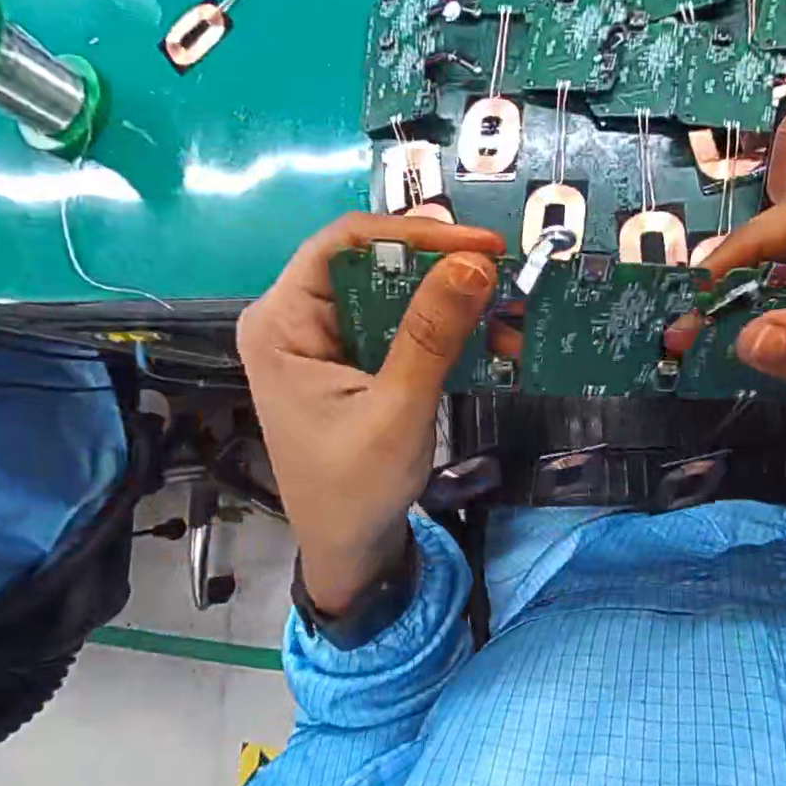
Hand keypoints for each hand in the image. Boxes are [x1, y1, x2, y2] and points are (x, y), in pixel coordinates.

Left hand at [238, 215, 503, 613]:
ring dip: (449, 304)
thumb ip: (431, 334)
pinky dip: (442, 332)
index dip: (413, 234)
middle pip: (370, 265)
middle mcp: (294, 321)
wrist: (349, 550)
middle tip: (502, 276)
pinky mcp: (350, 363)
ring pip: (390, 295)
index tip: (480, 246)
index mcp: (280, 324)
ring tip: (505, 314)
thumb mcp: (397, 410)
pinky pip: (398, 328)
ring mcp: (322, 342)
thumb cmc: (357, 490)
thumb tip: (473, 262)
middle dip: (439, 270)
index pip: (343, 245)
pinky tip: (485, 342)